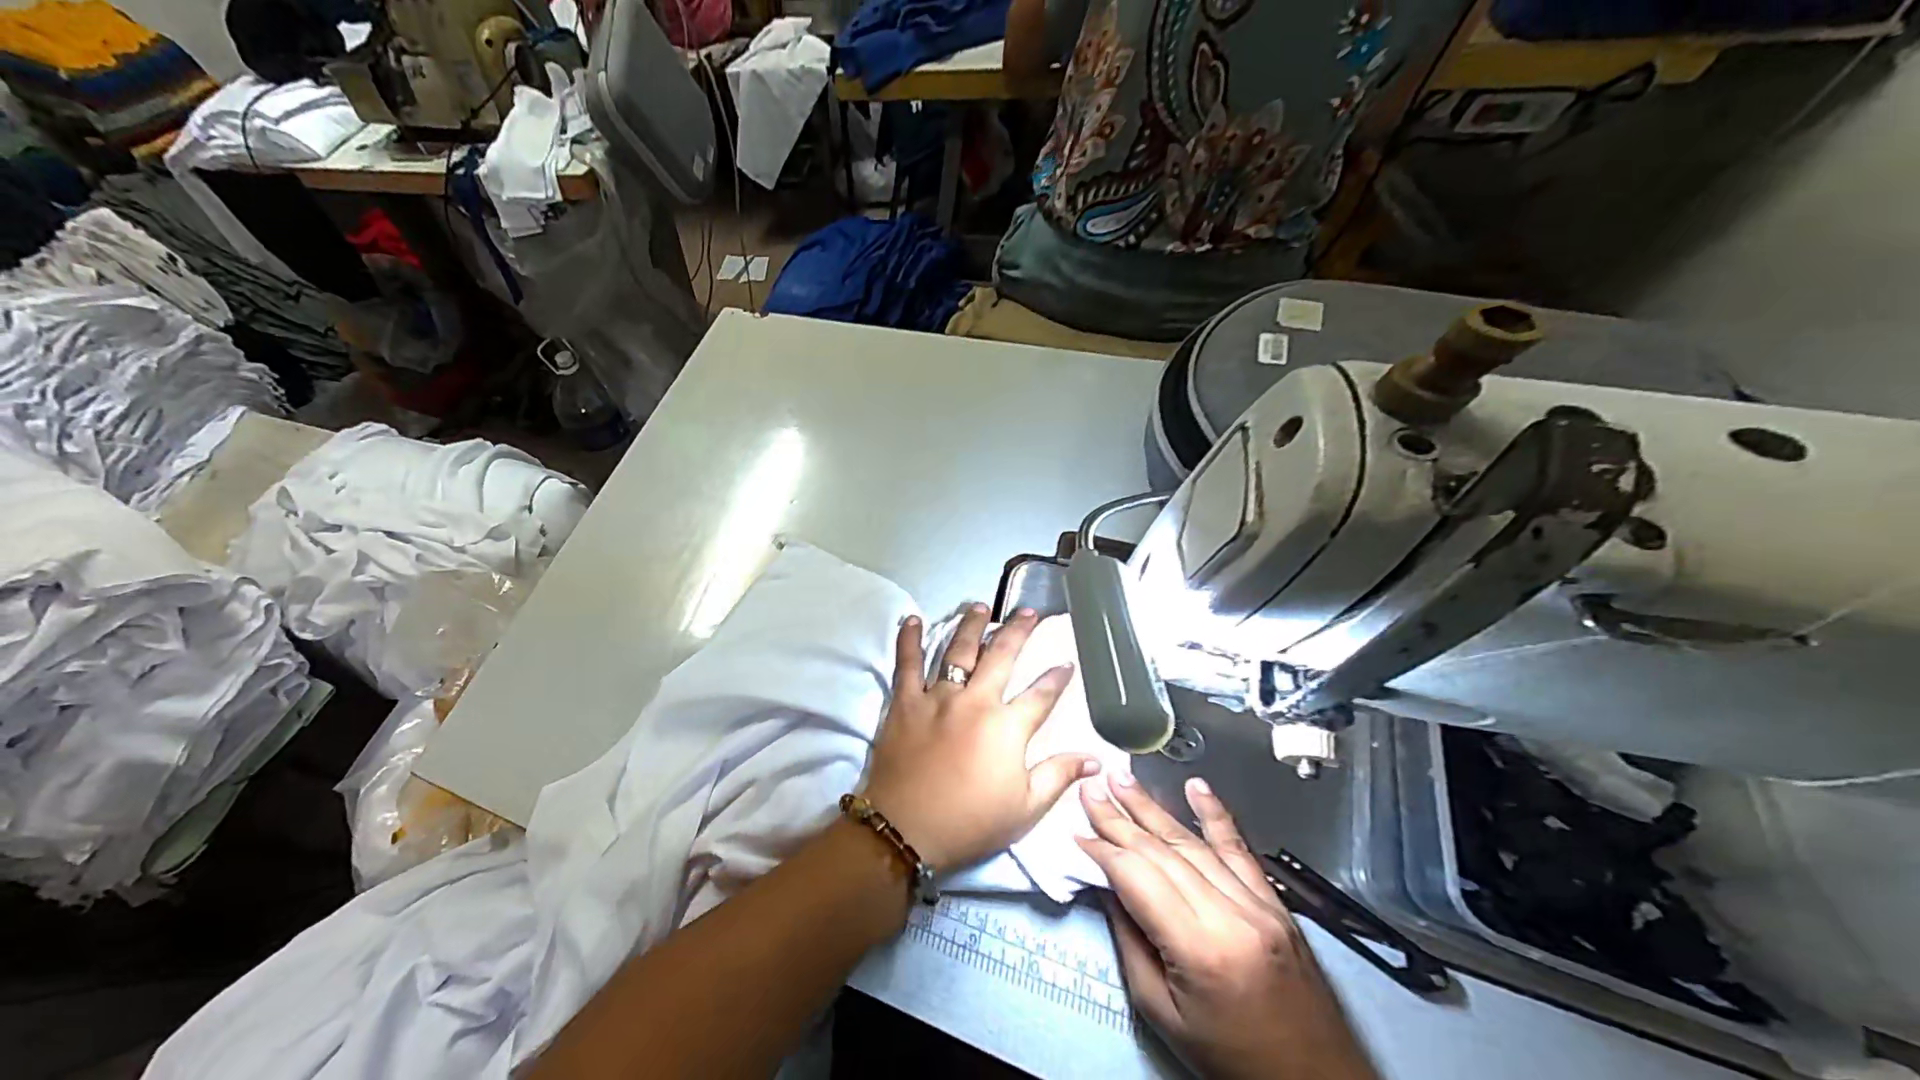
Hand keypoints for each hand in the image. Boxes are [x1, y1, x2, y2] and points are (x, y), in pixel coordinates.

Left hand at [863, 604, 1099, 870]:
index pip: (1041, 694)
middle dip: (1018, 630)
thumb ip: (1058, 776)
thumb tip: (1094, 759)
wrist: (905, 831)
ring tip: (980, 606)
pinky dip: (910, 640)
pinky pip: (907, 664)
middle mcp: (975, 701)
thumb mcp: (1025, 809)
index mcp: (1007, 726)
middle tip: (1029, 612)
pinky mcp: (905, 703)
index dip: (1056, 677)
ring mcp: (938, 697)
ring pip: (957, 650)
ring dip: (971, 625)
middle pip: (1001, 656)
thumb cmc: (970, 823)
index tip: (1066, 662)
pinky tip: (914, 620)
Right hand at [1075, 776, 1376, 1079]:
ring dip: (1155, 809)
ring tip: (1124, 780)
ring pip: (1196, 844)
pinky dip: (1216, 815)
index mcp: (1199, 949)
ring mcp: (1259, 904)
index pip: (1139, 877)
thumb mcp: (1163, 1012)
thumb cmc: (1230, 1058)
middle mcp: (1231, 916)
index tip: (1076, 831)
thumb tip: (1107, 887)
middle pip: (1164, 852)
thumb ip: (1131, 942)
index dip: (1103, 850)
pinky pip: (1240, 850)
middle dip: (1121, 818)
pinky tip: (1196, 787)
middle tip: (1091, 789)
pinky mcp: (1275, 903)